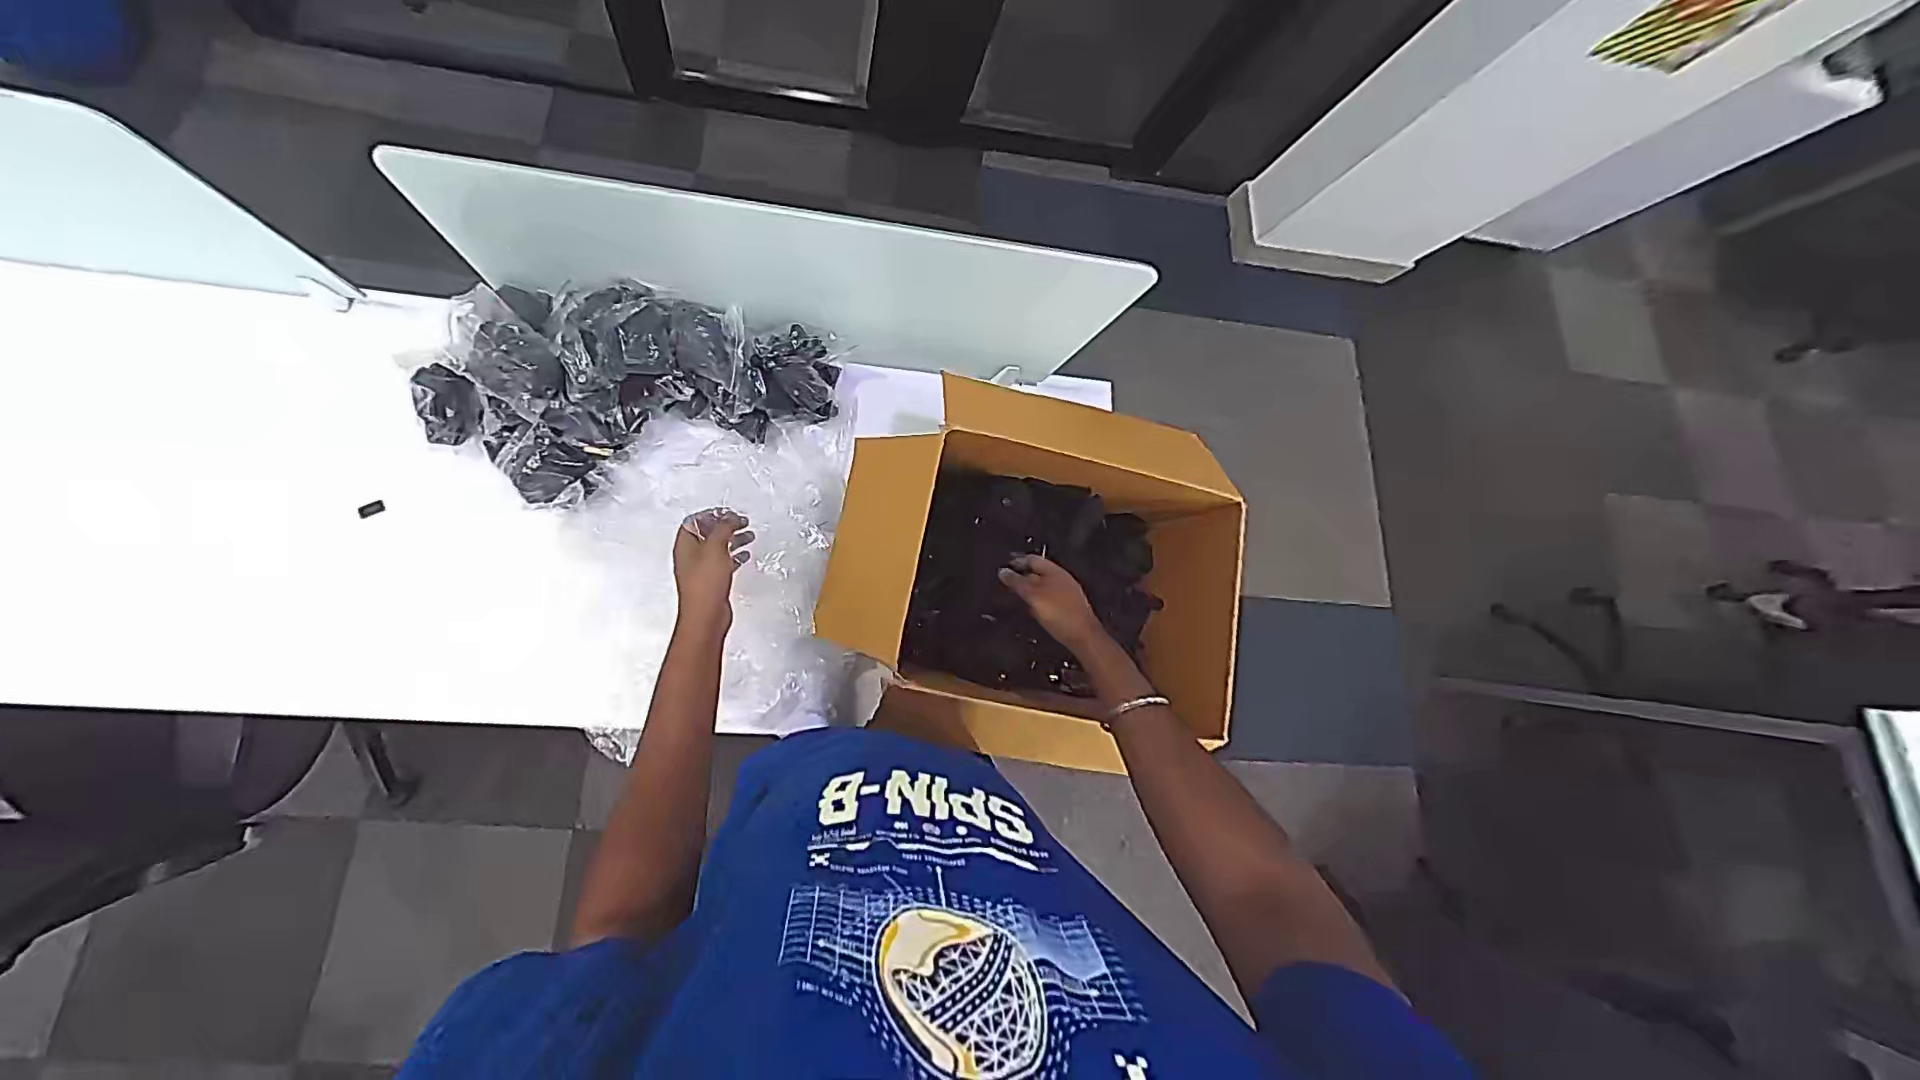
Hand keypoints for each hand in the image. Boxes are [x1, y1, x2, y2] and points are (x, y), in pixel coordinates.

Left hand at [673, 508, 752, 630]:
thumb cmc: (705, 583)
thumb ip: (723, 529)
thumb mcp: (715, 547)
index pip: (695, 521)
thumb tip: (729, 517)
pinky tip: (744, 556)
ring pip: (717, 547)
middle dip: (725, 525)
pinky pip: (723, 562)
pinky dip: (734, 555)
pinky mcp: (711, 580)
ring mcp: (700, 569)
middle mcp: (690, 555)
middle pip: (707, 533)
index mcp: (685, 544)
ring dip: (732, 539)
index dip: (712, 514)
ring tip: (748, 536)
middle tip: (740, 522)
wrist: (706, 614)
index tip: (728, 512)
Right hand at [998, 554, 1106, 652]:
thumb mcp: (1034, 596)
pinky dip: (1038, 601)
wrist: (1083, 636)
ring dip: (1030, 589)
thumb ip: (1018, 583)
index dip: (1017, 562)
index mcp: (1055, 571)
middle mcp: (1062, 579)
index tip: (1006, 568)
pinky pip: (1049, 599)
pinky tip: (1033, 609)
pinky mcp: (1067, 607)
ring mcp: (1066, 593)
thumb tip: (1004, 572)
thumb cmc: (1063, 615)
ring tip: (1018, 595)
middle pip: (1037, 572)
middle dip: (1022, 576)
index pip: (1032, 559)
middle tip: (1009, 582)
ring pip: (1043, 586)